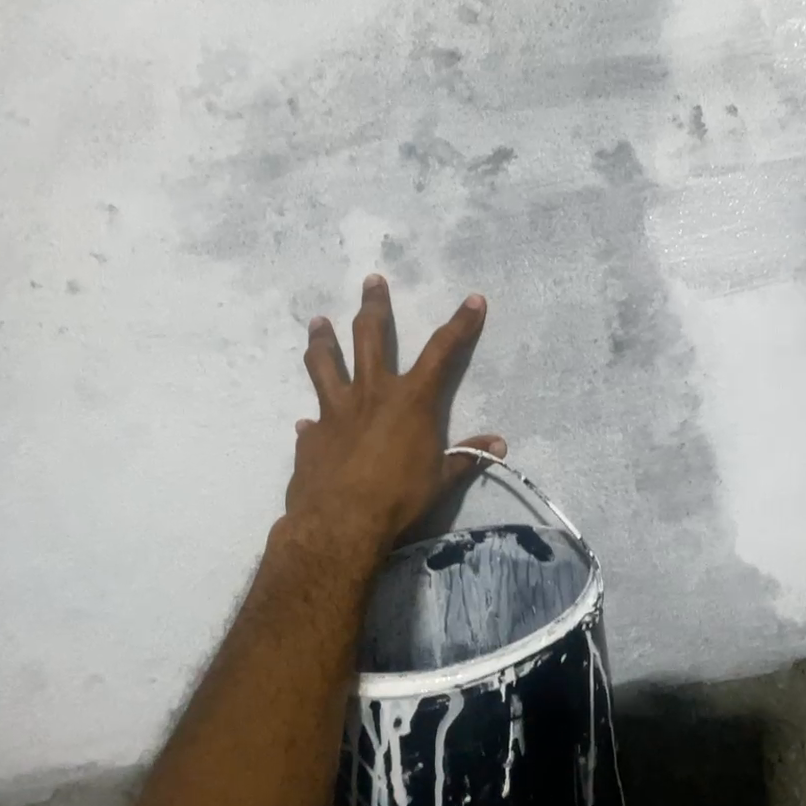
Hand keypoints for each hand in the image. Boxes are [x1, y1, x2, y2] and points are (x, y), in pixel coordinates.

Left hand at [283, 275, 501, 564]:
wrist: (340, 525)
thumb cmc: (399, 497)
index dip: (461, 323)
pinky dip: (312, 420)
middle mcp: (373, 393)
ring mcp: (336, 411)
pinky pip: (311, 422)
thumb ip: (467, 457)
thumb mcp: (442, 479)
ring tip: (316, 322)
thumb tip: (499, 446)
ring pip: (326, 364)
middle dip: (374, 306)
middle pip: (371, 337)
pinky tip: (306, 421)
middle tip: (371, 281)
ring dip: (323, 340)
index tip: (473, 300)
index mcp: (411, 399)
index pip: (443, 351)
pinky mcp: (312, 437)